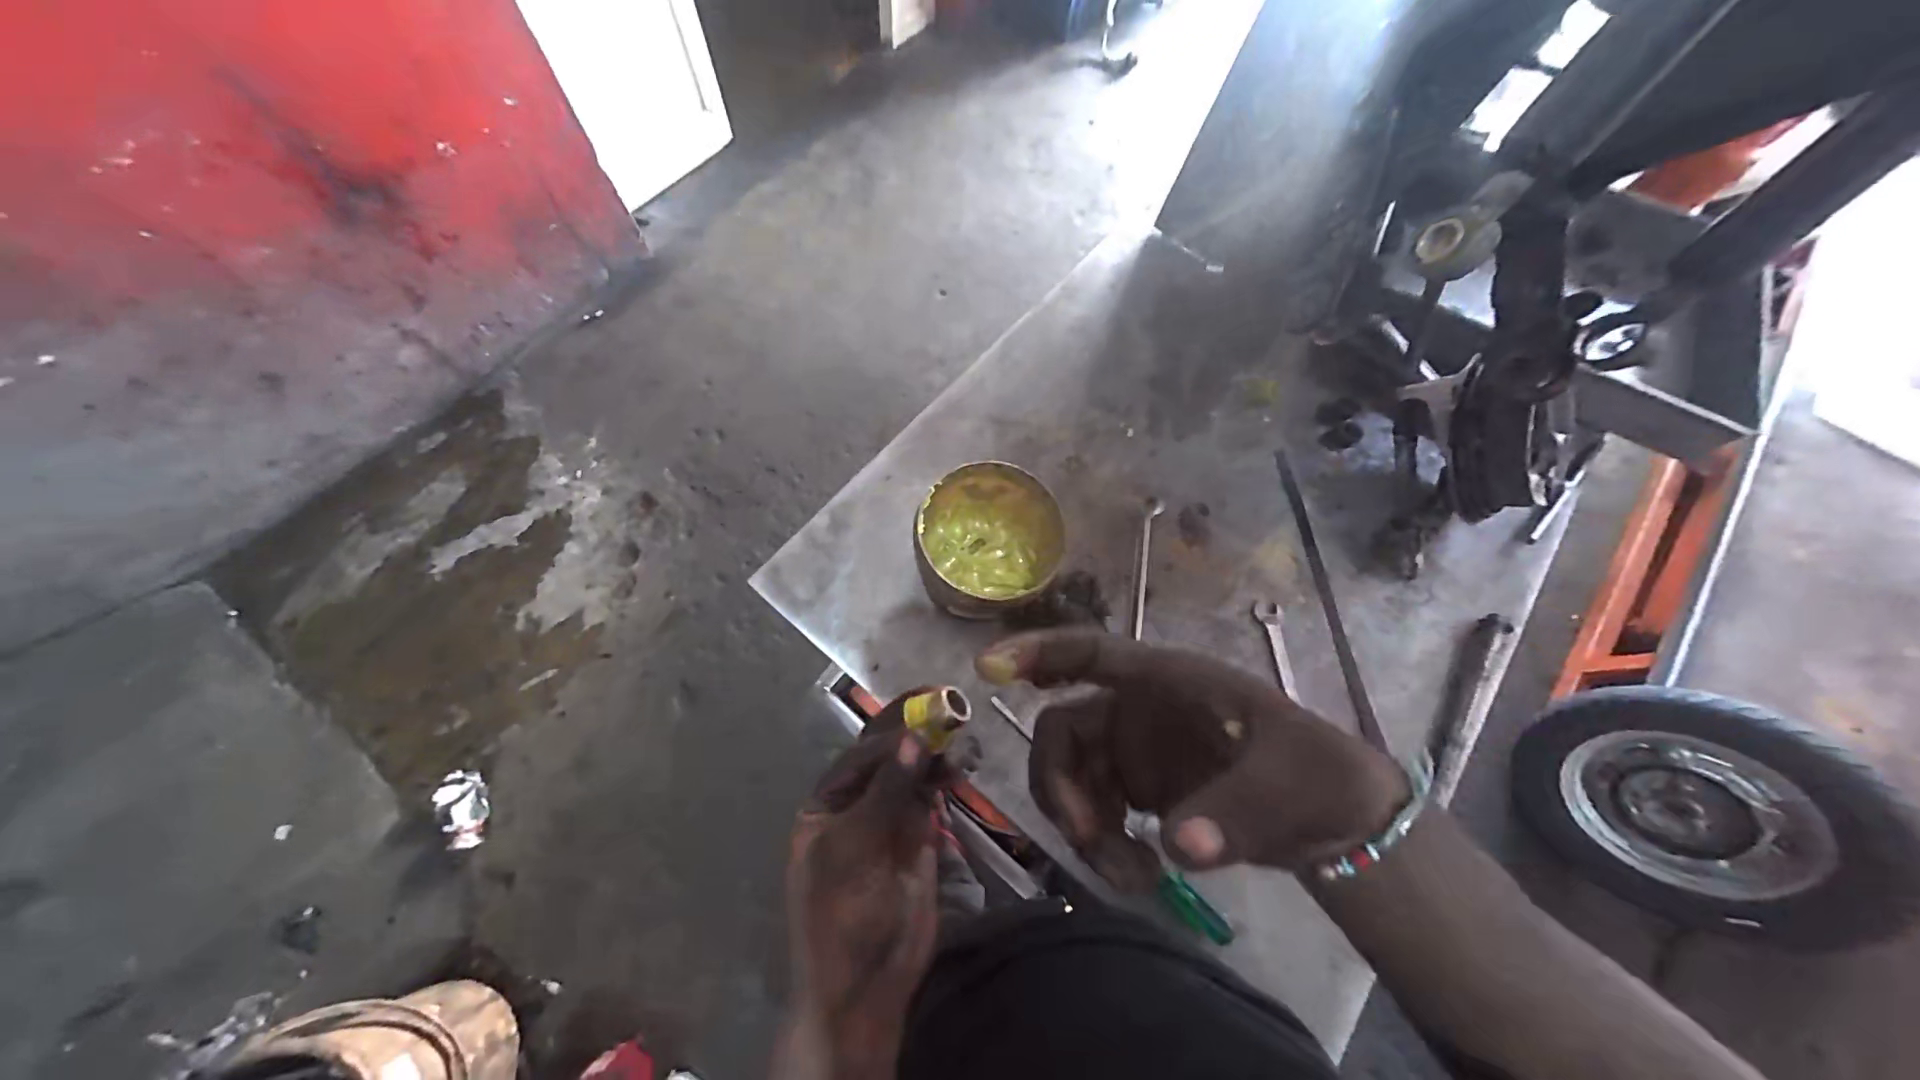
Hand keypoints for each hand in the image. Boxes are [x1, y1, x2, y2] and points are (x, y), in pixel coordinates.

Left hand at [778, 704, 942, 1079]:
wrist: (865, 984)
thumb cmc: (842, 913)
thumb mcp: (855, 848)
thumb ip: (887, 791)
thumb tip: (915, 738)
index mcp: (827, 803)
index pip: (860, 755)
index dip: (891, 732)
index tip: (925, 712)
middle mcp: (858, 803)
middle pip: (888, 756)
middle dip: (914, 728)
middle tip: (946, 699)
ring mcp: (890, 818)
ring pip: (914, 772)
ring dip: (934, 750)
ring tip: (959, 730)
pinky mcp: (917, 836)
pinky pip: (931, 796)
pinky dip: (945, 777)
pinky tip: (959, 763)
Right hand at [976, 629, 1408, 888]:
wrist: (1331, 820)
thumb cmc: (1313, 773)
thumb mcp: (1289, 785)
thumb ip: (1235, 814)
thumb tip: (1177, 845)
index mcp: (1166, 681)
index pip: (1091, 652)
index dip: (1037, 652)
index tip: (987, 667)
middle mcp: (1134, 709)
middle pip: (1061, 730)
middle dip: (1060, 785)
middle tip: (1085, 839)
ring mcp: (1131, 750)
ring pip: (1069, 776)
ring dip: (1081, 827)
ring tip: (1131, 876)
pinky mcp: (1134, 789)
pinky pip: (1090, 810)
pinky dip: (1100, 844)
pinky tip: (1141, 875)